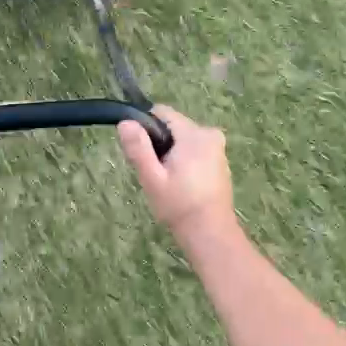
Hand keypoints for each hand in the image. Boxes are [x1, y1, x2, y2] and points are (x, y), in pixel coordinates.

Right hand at [117, 105, 235, 237]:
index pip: (161, 112)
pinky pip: (194, 150)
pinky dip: (184, 161)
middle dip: (158, 144)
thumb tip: (125, 121)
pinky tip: (180, 184)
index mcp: (194, 134)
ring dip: (171, 154)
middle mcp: (210, 134)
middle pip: (172, 126)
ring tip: (166, 181)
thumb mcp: (152, 178)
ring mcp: (218, 148)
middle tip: (153, 172)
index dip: (145, 128)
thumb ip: (138, 148)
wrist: (210, 233)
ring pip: (182, 139)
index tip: (142, 153)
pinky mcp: (220, 161)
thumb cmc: (179, 205)